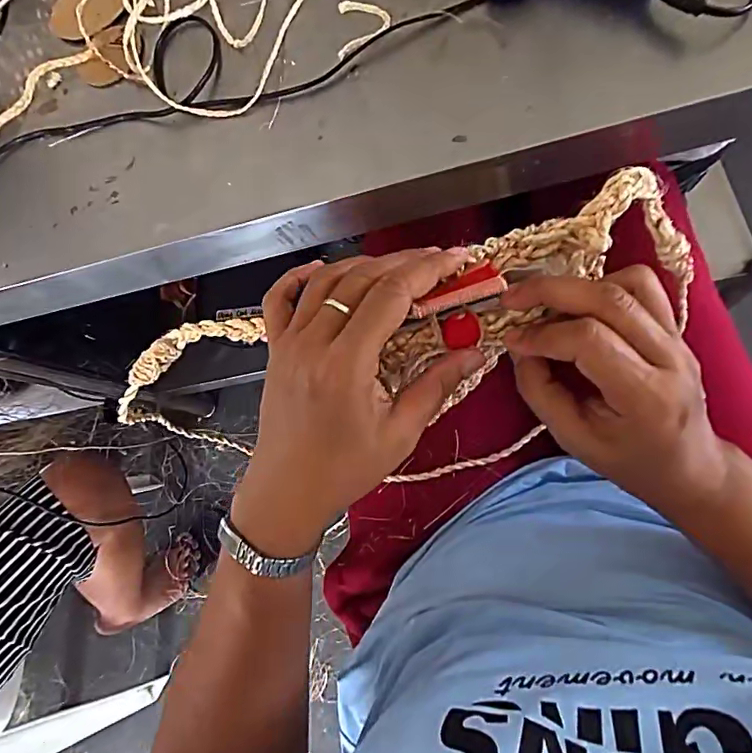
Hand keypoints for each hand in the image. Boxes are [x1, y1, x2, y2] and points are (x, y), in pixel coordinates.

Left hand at [232, 249, 486, 557]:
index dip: (427, 270)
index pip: (390, 295)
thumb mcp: (400, 433)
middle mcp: (314, 344)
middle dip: (405, 262)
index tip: (455, 260)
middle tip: (438, 260)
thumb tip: (476, 352)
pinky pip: (280, 299)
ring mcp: (289, 343)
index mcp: (346, 365)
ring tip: (399, 264)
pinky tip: (324, 268)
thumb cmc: (344, 470)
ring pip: (326, 281)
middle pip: (362, 280)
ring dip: (366, 264)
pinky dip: (301, 276)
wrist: (286, 492)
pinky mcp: (276, 348)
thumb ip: (437, 385)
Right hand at [502, 266, 731, 502]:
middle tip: (513, 298)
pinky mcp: (677, 327)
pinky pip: (644, 286)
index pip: (590, 340)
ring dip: (579, 287)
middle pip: (608, 299)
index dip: (543, 334)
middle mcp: (669, 358)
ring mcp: (678, 338)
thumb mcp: (575, 440)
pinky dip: (606, 284)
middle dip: (550, 291)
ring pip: (628, 284)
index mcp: (646, 395)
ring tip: (550, 305)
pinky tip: (584, 306)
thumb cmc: (630, 461)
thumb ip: (541, 393)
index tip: (512, 340)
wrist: (689, 466)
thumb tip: (520, 348)